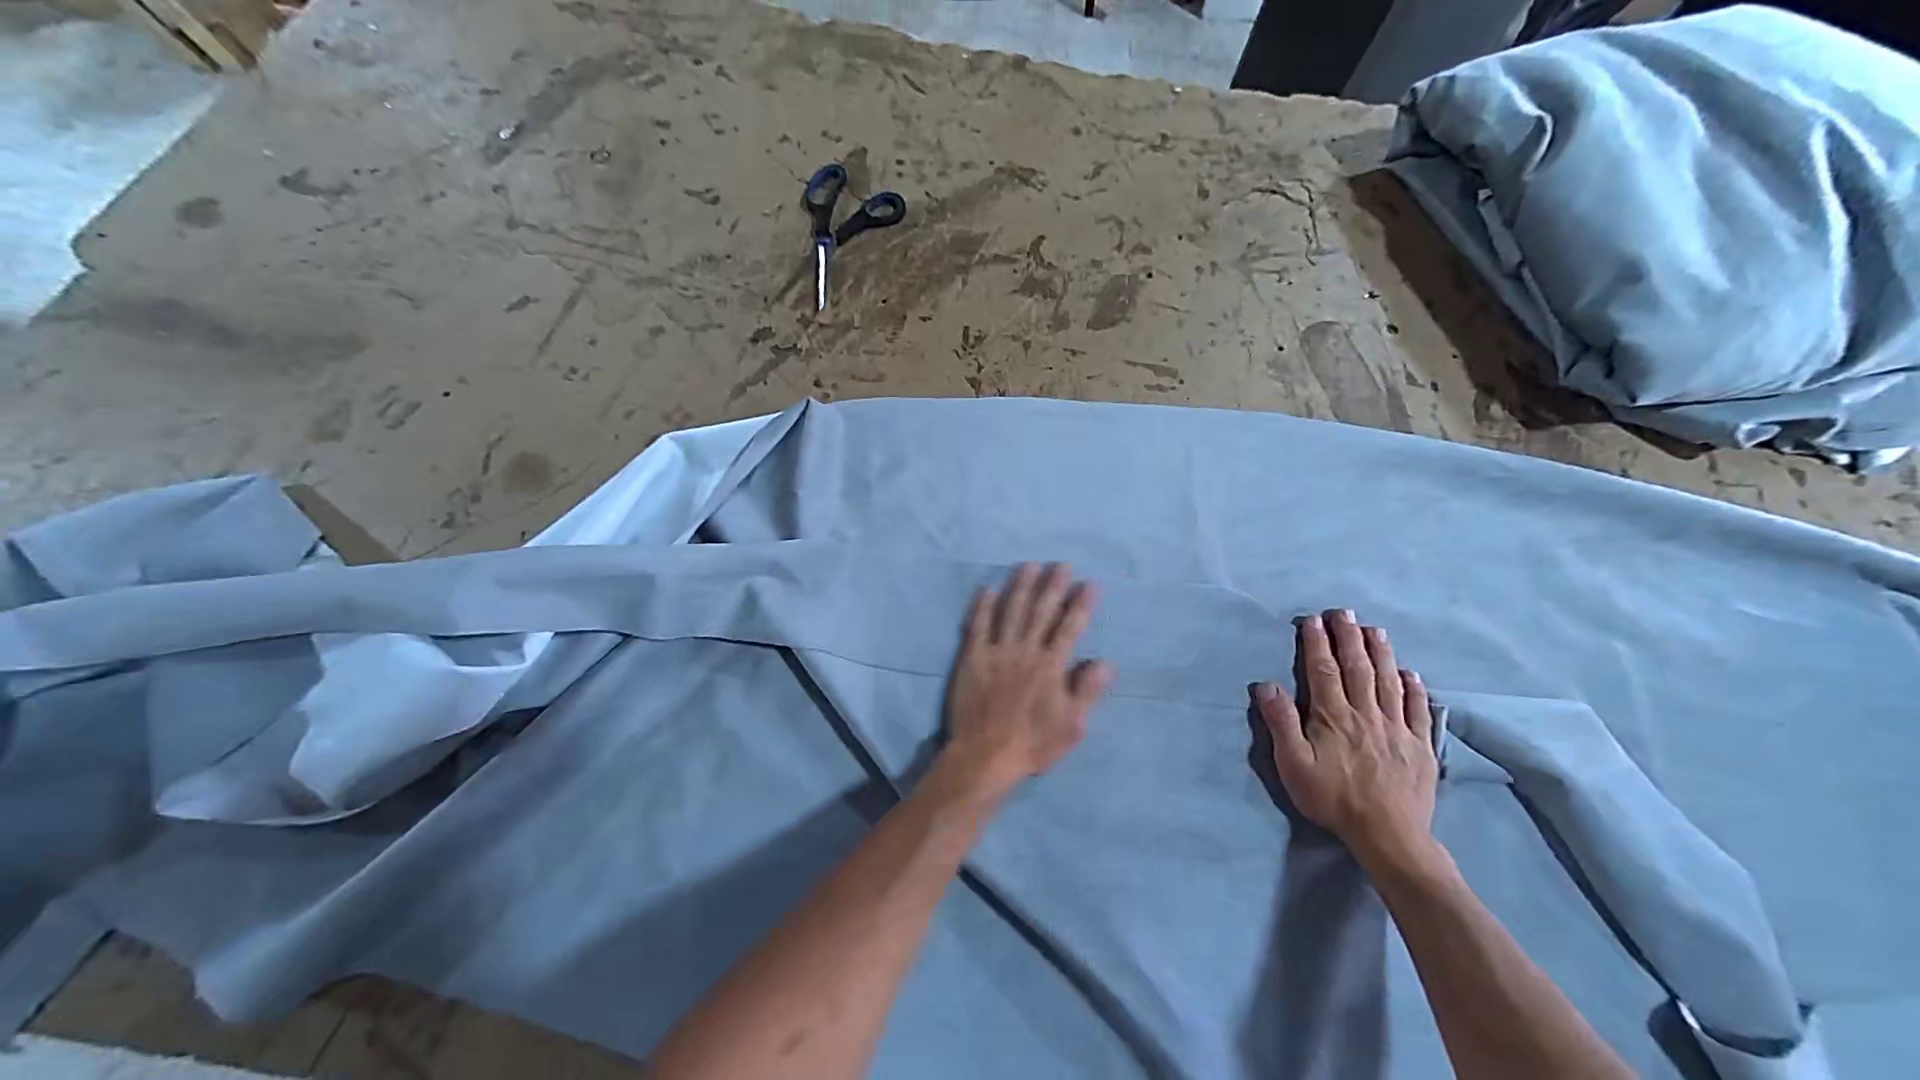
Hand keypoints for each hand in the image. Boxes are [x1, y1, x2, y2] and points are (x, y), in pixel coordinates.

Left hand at [943, 563, 1112, 795]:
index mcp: (1051, 666)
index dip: (1081, 605)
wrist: (985, 756)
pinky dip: (984, 607)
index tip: (1090, 584)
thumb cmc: (1033, 744)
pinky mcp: (972, 658)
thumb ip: (1089, 691)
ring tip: (1029, 565)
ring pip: (1011, 611)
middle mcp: (1025, 651)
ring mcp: (996, 652)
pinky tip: (988, 589)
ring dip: (1021, 587)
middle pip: (1041, 612)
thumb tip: (1106, 661)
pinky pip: (978, 626)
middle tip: (1061, 564)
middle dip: (1053, 586)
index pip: (1070, 628)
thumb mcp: (1072, 725)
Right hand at [1253, 609, 1437, 865]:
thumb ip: (1280, 723)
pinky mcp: (1419, 746)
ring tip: (1375, 630)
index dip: (1317, 643)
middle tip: (1344, 612)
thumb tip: (1266, 685)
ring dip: (1381, 653)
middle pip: (1357, 668)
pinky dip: (1414, 688)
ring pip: (1388, 681)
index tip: (1313, 620)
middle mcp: (1366, 714)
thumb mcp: (1293, 765)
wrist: (1388, 834)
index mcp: (1333, 717)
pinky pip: (1418, 710)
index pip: (1322, 670)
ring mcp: (1397, 729)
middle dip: (1349, 637)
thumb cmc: (1332, 799)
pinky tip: (1410, 674)